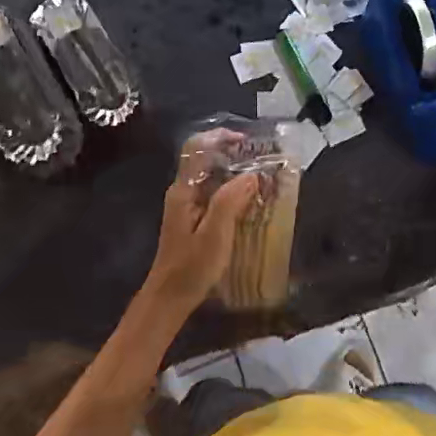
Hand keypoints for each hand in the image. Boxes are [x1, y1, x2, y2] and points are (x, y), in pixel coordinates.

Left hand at [149, 131, 260, 310]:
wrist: (169, 299)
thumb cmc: (191, 267)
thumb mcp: (214, 234)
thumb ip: (230, 200)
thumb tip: (252, 174)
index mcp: (184, 190)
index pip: (197, 148)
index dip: (220, 137)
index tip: (247, 141)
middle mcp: (184, 192)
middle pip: (208, 159)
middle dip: (236, 155)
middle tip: (266, 159)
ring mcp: (189, 205)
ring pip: (214, 177)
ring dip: (238, 173)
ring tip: (266, 177)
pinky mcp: (196, 219)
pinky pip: (217, 194)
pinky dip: (236, 191)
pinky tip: (254, 201)